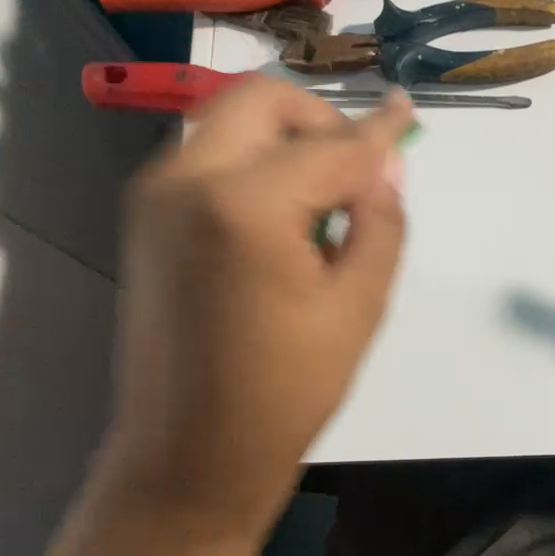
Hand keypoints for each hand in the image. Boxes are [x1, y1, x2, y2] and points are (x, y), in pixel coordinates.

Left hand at [105, 79, 416, 521]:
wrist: (191, 454)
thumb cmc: (285, 391)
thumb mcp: (358, 308)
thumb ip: (381, 224)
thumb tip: (386, 167)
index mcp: (245, 204)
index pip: (330, 147)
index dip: (378, 132)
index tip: (408, 111)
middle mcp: (185, 179)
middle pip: (261, 102)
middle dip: (320, 119)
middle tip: (360, 167)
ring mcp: (155, 197)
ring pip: (229, 124)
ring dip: (285, 139)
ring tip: (328, 199)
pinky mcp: (145, 220)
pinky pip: (208, 159)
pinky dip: (254, 164)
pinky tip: (286, 218)